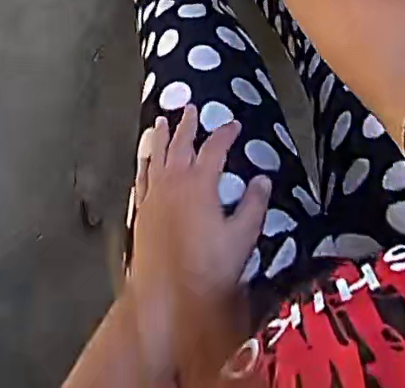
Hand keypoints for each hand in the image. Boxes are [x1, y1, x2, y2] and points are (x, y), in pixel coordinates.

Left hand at [127, 106, 270, 379]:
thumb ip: (253, 206)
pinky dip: (145, 163)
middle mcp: (174, 181)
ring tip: (160, 121)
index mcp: (199, 183)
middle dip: (187, 124)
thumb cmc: (207, 269)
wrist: (166, 295)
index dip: (225, 134)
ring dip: (160, 136)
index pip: (214, 148)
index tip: (233, 125)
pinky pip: (142, 177)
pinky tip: (145, 160)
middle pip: (180, 143)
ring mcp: (154, 194)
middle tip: (191, 109)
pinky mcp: (142, 209)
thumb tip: (262, 180)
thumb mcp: (241, 238)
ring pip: (156, 154)